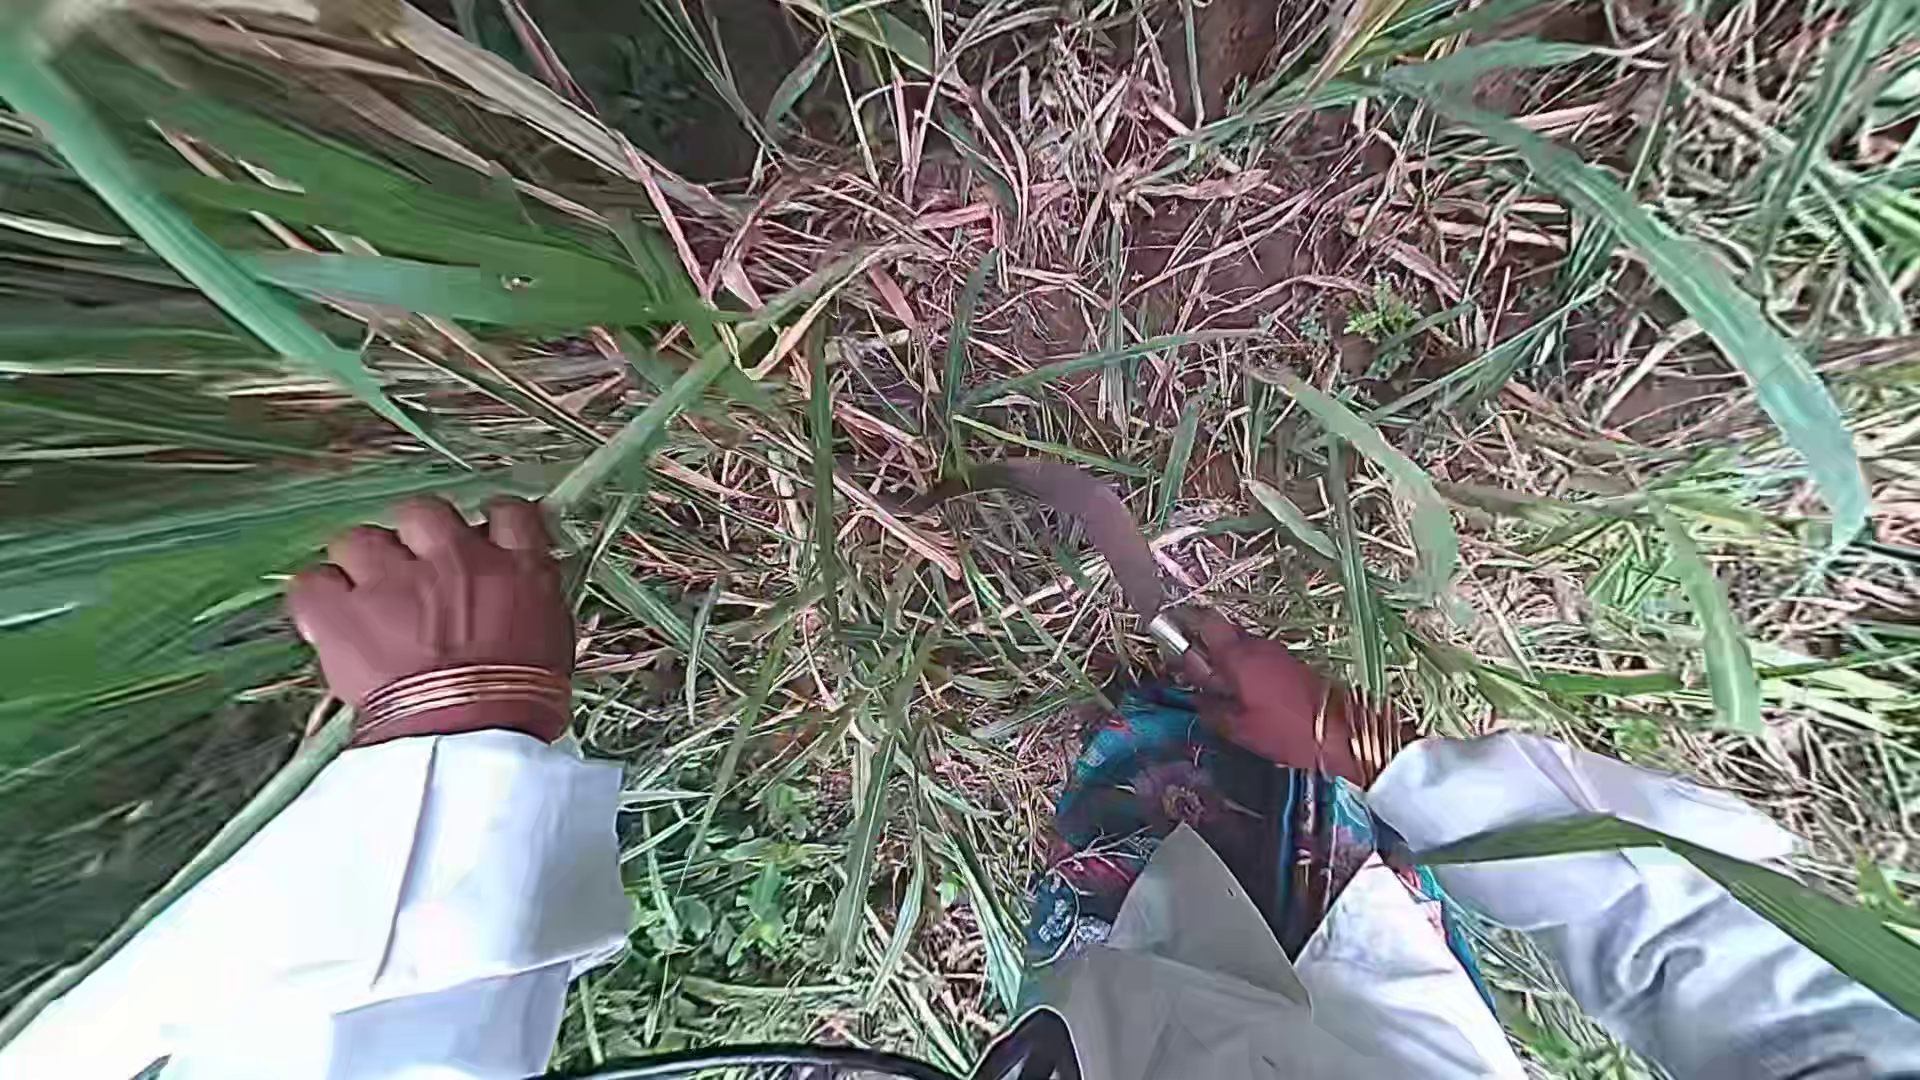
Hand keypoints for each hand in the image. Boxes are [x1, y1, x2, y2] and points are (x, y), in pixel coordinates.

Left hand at [288, 496, 573, 745]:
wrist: (474, 732)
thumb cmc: (531, 688)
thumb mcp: (553, 628)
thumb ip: (531, 591)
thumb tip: (520, 578)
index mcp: (518, 565)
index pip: (510, 512)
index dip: (496, 517)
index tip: (490, 533)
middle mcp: (458, 558)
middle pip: (426, 510)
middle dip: (422, 529)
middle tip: (423, 558)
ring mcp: (395, 581)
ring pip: (359, 537)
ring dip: (367, 559)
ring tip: (373, 588)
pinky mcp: (340, 613)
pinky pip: (312, 580)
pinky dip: (321, 593)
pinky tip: (336, 612)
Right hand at [1177, 609, 1365, 782]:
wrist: (1345, 736)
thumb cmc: (1286, 731)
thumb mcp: (1239, 728)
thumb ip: (1210, 709)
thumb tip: (1194, 698)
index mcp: (1237, 656)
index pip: (1204, 622)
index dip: (1185, 624)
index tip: (1171, 638)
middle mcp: (1255, 646)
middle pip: (1220, 632)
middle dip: (1203, 645)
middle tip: (1193, 670)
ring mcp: (1276, 652)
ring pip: (1240, 644)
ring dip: (1225, 658)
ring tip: (1218, 687)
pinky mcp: (1290, 663)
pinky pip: (1257, 656)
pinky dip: (1244, 667)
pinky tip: (1243, 692)